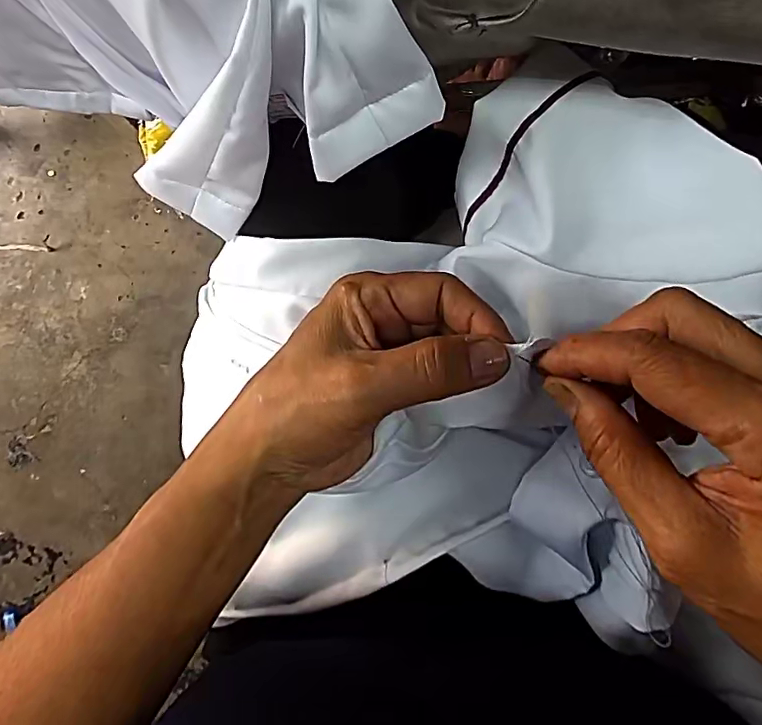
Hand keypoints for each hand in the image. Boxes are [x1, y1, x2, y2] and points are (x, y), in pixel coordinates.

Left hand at [208, 272, 513, 496]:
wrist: (262, 468)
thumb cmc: (289, 414)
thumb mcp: (364, 384)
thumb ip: (431, 367)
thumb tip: (488, 354)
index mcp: (365, 297)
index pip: (438, 292)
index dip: (474, 316)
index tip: (498, 348)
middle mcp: (378, 316)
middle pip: (445, 314)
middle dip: (474, 338)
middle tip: (498, 368)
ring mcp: (386, 349)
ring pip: (445, 342)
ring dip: (467, 360)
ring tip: (488, 381)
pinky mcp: (392, 380)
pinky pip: (437, 369)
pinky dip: (457, 378)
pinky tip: (468, 390)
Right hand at [537, 289, 761, 724]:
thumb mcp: (688, 549)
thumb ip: (621, 459)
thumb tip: (573, 394)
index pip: (665, 360)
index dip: (595, 354)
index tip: (552, 364)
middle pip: (687, 315)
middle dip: (622, 339)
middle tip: (586, 384)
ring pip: (708, 325)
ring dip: (654, 352)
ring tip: (631, 414)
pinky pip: (734, 349)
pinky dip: (687, 367)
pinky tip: (674, 419)